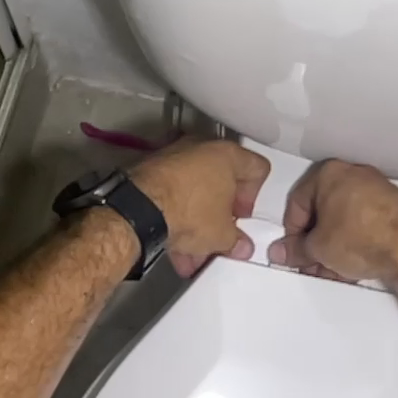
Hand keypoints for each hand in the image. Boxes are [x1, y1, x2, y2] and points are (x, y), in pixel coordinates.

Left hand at [129, 139, 271, 276]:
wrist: (140, 210)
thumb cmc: (188, 210)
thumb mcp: (222, 235)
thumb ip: (236, 240)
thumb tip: (239, 245)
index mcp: (227, 155)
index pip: (257, 168)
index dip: (253, 197)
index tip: (242, 216)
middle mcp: (200, 148)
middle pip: (221, 179)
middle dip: (220, 211)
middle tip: (220, 232)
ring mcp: (172, 157)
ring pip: (193, 190)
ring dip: (195, 219)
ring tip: (194, 250)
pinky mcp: (149, 170)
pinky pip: (170, 193)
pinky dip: (174, 215)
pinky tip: (174, 245)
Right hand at [267, 159, 397, 283]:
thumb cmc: (360, 237)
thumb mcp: (319, 248)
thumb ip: (296, 250)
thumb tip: (281, 252)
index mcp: (329, 173)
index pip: (298, 203)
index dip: (292, 232)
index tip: (293, 252)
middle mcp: (353, 174)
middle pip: (322, 211)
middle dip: (314, 242)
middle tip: (311, 265)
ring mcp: (376, 189)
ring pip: (344, 219)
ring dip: (333, 246)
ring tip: (331, 272)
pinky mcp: (394, 207)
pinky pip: (364, 223)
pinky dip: (354, 242)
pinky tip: (351, 266)